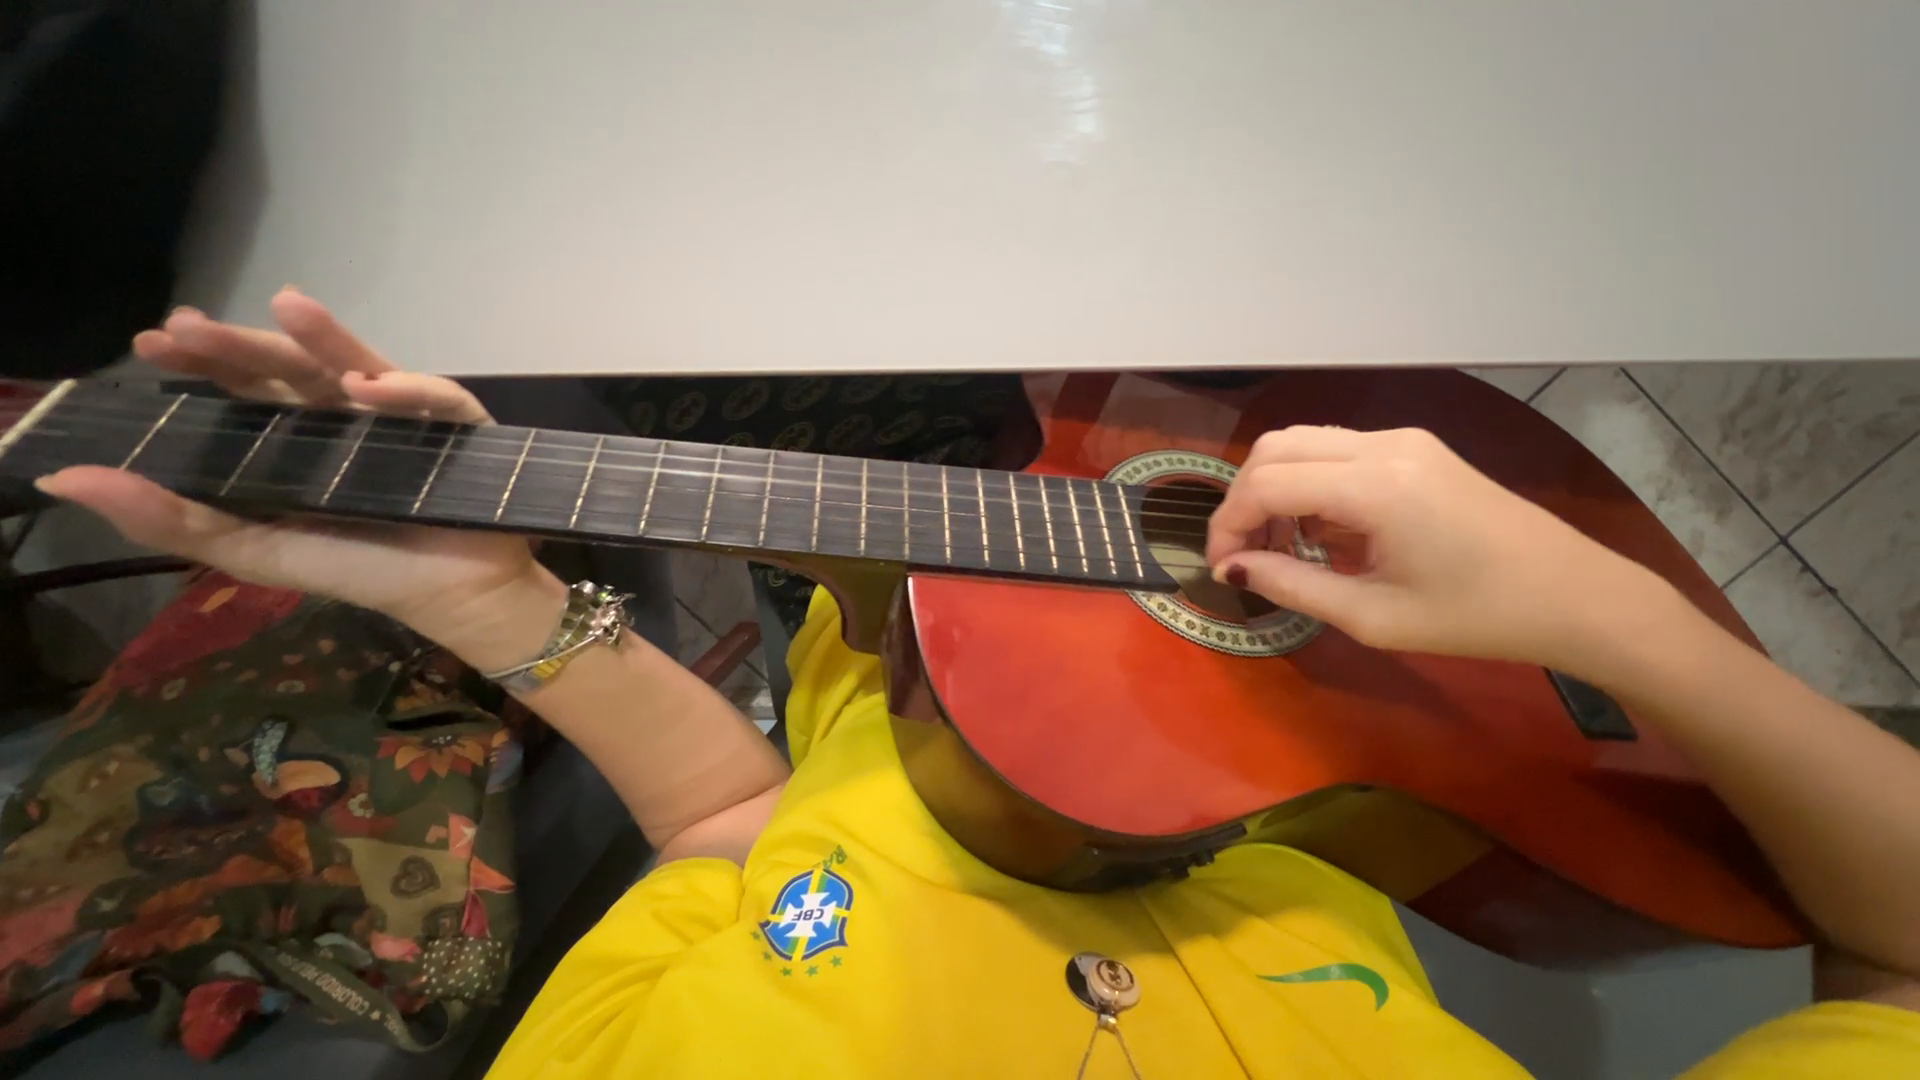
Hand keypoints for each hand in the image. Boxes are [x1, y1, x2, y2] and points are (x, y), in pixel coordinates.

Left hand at [33, 289, 559, 666]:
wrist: (455, 593)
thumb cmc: (364, 571)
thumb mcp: (255, 550)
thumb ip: (172, 519)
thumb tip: (59, 477)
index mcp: (301, 443)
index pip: (248, 391)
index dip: (206, 364)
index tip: (157, 343)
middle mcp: (349, 420)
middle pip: (294, 368)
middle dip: (246, 344)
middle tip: (195, 328)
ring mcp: (408, 418)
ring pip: (364, 364)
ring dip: (329, 337)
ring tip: (291, 307)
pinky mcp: (460, 425)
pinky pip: (436, 396)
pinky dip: (407, 387)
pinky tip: (368, 388)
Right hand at [1205, 426, 1665, 669]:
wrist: (1575, 596)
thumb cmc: (1477, 617)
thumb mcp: (1373, 616)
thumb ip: (1291, 586)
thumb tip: (1231, 569)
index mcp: (1377, 485)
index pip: (1267, 483)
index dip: (1228, 523)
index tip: (1219, 566)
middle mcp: (1385, 445)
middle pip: (1275, 447)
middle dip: (1241, 498)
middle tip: (1241, 552)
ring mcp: (1403, 440)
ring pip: (1301, 442)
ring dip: (1272, 487)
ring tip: (1275, 545)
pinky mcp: (1414, 448)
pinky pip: (1334, 450)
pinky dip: (1305, 482)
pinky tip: (1316, 529)